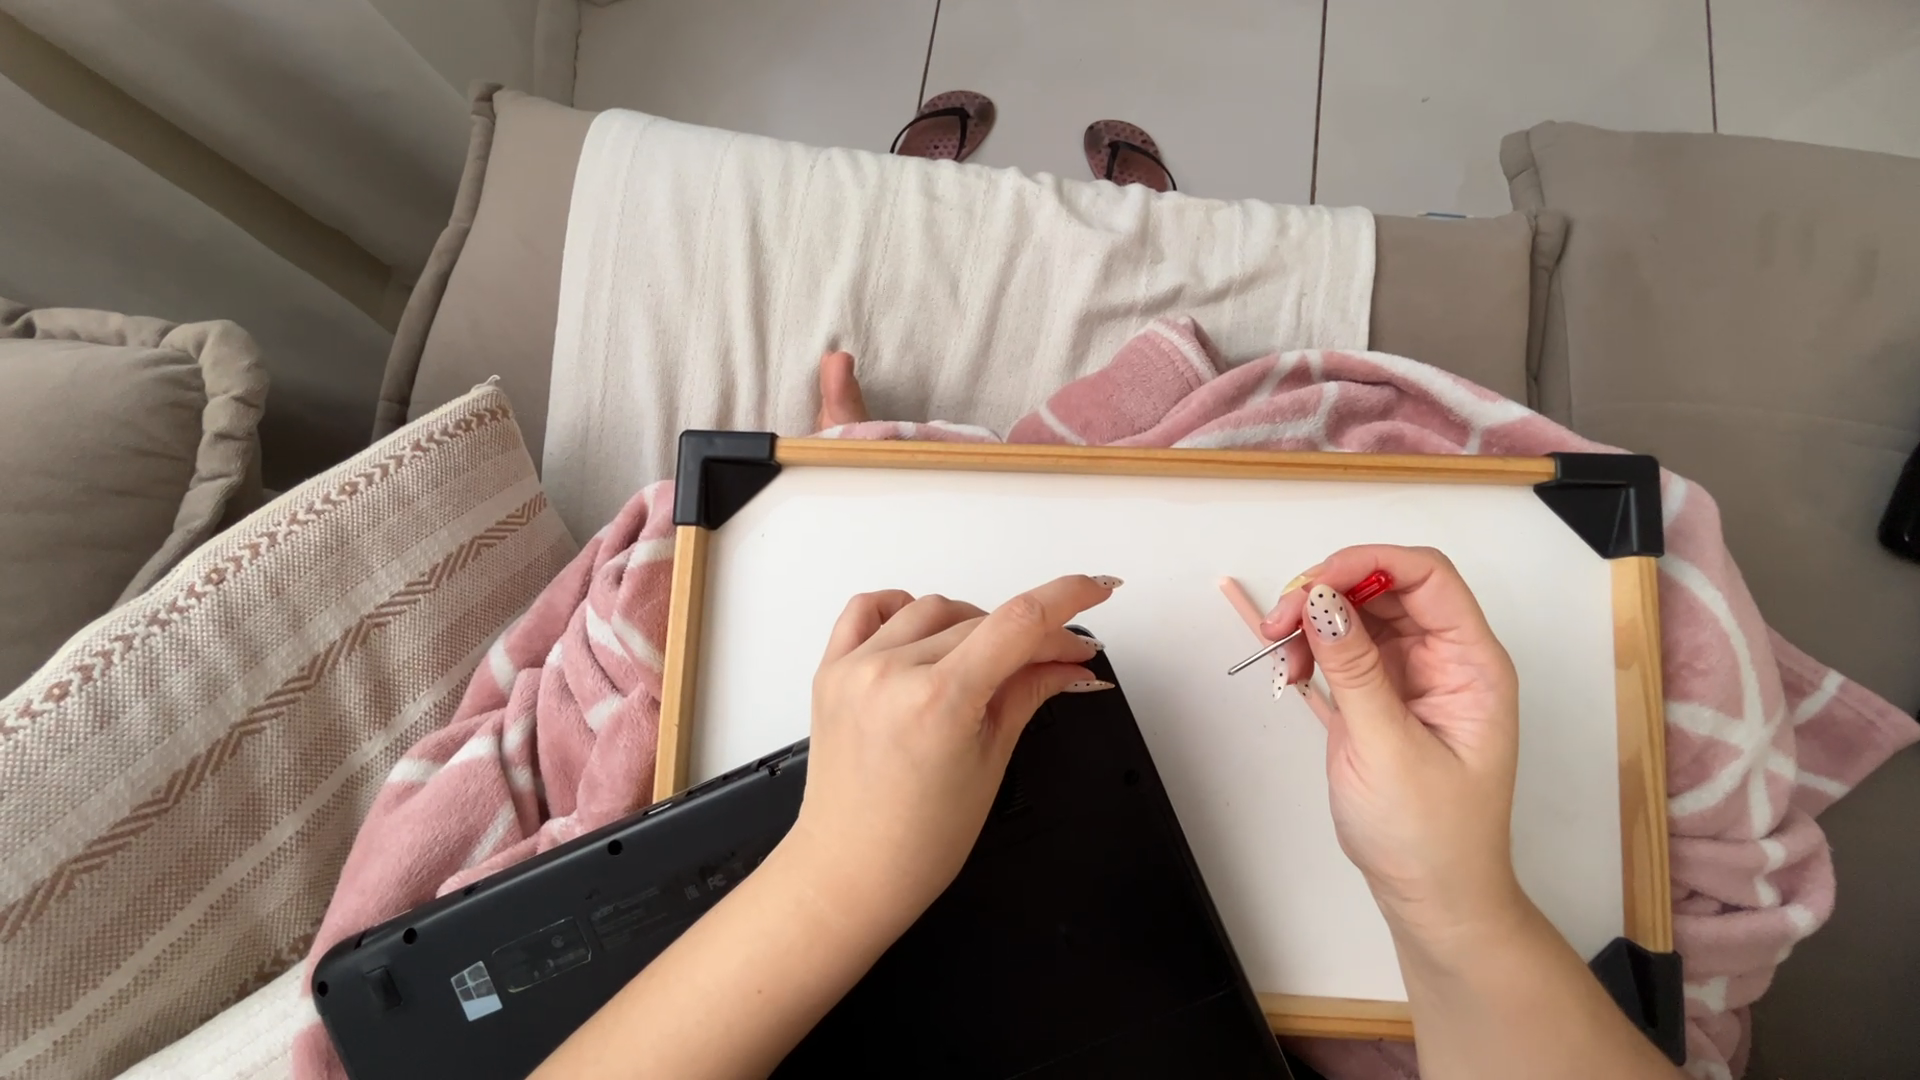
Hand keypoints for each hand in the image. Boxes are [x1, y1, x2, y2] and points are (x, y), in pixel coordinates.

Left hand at [784, 575, 1118, 935]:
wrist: (850, 870)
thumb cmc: (920, 840)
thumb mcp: (991, 761)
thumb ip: (1029, 692)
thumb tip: (1070, 662)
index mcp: (938, 700)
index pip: (1018, 623)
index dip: (1067, 598)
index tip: (1095, 589)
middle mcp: (892, 672)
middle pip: (985, 622)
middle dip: (1032, 637)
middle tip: (1059, 659)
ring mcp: (856, 667)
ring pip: (934, 608)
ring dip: (973, 625)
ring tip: (989, 661)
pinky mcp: (832, 668)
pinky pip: (869, 608)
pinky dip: (903, 609)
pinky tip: (925, 630)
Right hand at [1259, 545, 1524, 946]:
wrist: (1426, 890)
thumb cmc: (1428, 833)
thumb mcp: (1387, 748)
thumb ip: (1353, 670)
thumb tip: (1320, 600)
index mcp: (1470, 664)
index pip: (1426, 577)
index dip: (1369, 564)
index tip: (1313, 583)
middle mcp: (1440, 657)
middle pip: (1379, 587)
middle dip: (1324, 592)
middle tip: (1278, 621)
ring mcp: (1404, 672)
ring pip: (1350, 611)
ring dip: (1307, 620)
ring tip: (1279, 654)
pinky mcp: (1372, 689)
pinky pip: (1335, 643)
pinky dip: (1305, 646)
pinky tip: (1289, 671)